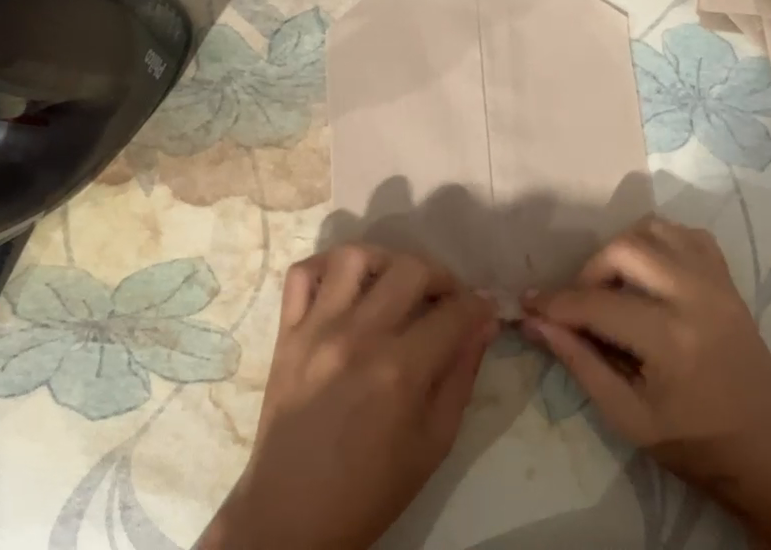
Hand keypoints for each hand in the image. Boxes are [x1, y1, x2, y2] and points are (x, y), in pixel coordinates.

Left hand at [200, 244, 496, 549]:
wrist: (293, 513)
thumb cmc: (371, 487)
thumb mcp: (434, 442)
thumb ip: (461, 376)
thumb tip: (484, 324)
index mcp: (400, 371)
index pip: (454, 312)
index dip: (478, 306)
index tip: (483, 309)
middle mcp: (358, 337)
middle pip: (411, 269)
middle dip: (441, 277)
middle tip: (446, 299)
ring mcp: (316, 329)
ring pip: (354, 257)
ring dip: (386, 260)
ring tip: (397, 284)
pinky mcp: (286, 332)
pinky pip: (301, 274)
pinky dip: (326, 267)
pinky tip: (346, 286)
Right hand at [521, 217, 770, 489]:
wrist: (769, 450)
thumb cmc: (694, 443)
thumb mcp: (626, 416)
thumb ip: (579, 362)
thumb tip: (534, 322)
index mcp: (670, 340)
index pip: (596, 303)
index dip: (554, 304)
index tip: (527, 305)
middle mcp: (696, 298)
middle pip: (625, 248)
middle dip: (589, 271)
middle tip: (580, 304)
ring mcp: (717, 284)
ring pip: (656, 230)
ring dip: (624, 250)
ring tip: (615, 287)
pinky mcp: (729, 282)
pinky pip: (688, 235)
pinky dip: (660, 243)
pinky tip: (649, 275)